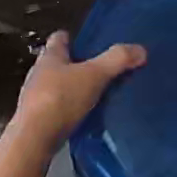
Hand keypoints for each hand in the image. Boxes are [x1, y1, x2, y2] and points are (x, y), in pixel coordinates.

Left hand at [10, 31, 146, 148]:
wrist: (35, 138)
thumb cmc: (61, 99)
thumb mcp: (94, 75)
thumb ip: (117, 61)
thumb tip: (141, 49)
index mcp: (50, 57)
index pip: (58, 39)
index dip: (72, 38)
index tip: (87, 42)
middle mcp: (38, 73)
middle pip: (57, 63)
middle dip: (75, 65)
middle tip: (98, 69)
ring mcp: (35, 97)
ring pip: (55, 86)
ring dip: (71, 88)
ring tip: (94, 94)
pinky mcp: (37, 119)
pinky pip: (56, 108)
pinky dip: (68, 109)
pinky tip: (83, 116)